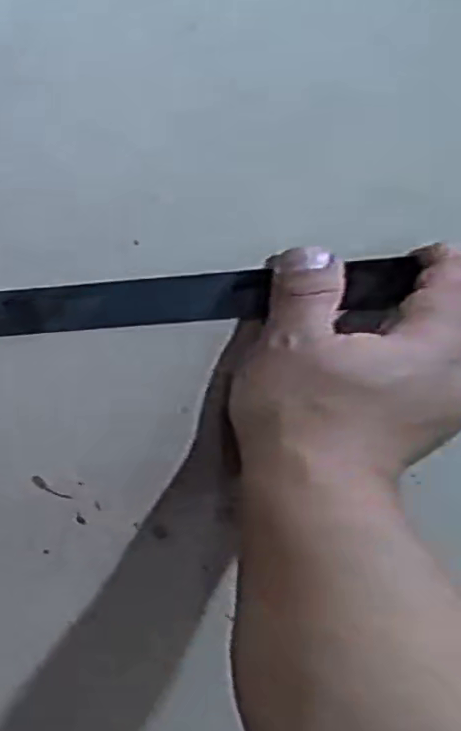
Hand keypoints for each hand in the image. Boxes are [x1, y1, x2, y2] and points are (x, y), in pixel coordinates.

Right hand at [230, 244, 460, 487]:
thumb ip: (304, 295)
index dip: (436, 261)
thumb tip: (311, 256)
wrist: (311, 477)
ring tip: (385, 323)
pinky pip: (435, 373)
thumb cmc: (301, 411)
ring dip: (423, 331)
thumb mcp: (287, 343)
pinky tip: (376, 364)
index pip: (453, 282)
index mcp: (440, 340)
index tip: (422, 253)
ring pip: (447, 347)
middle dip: (435, 298)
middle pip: (457, 317)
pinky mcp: (428, 419)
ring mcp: (450, 397)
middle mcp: (460, 366)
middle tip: (409, 283)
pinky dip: (414, 359)